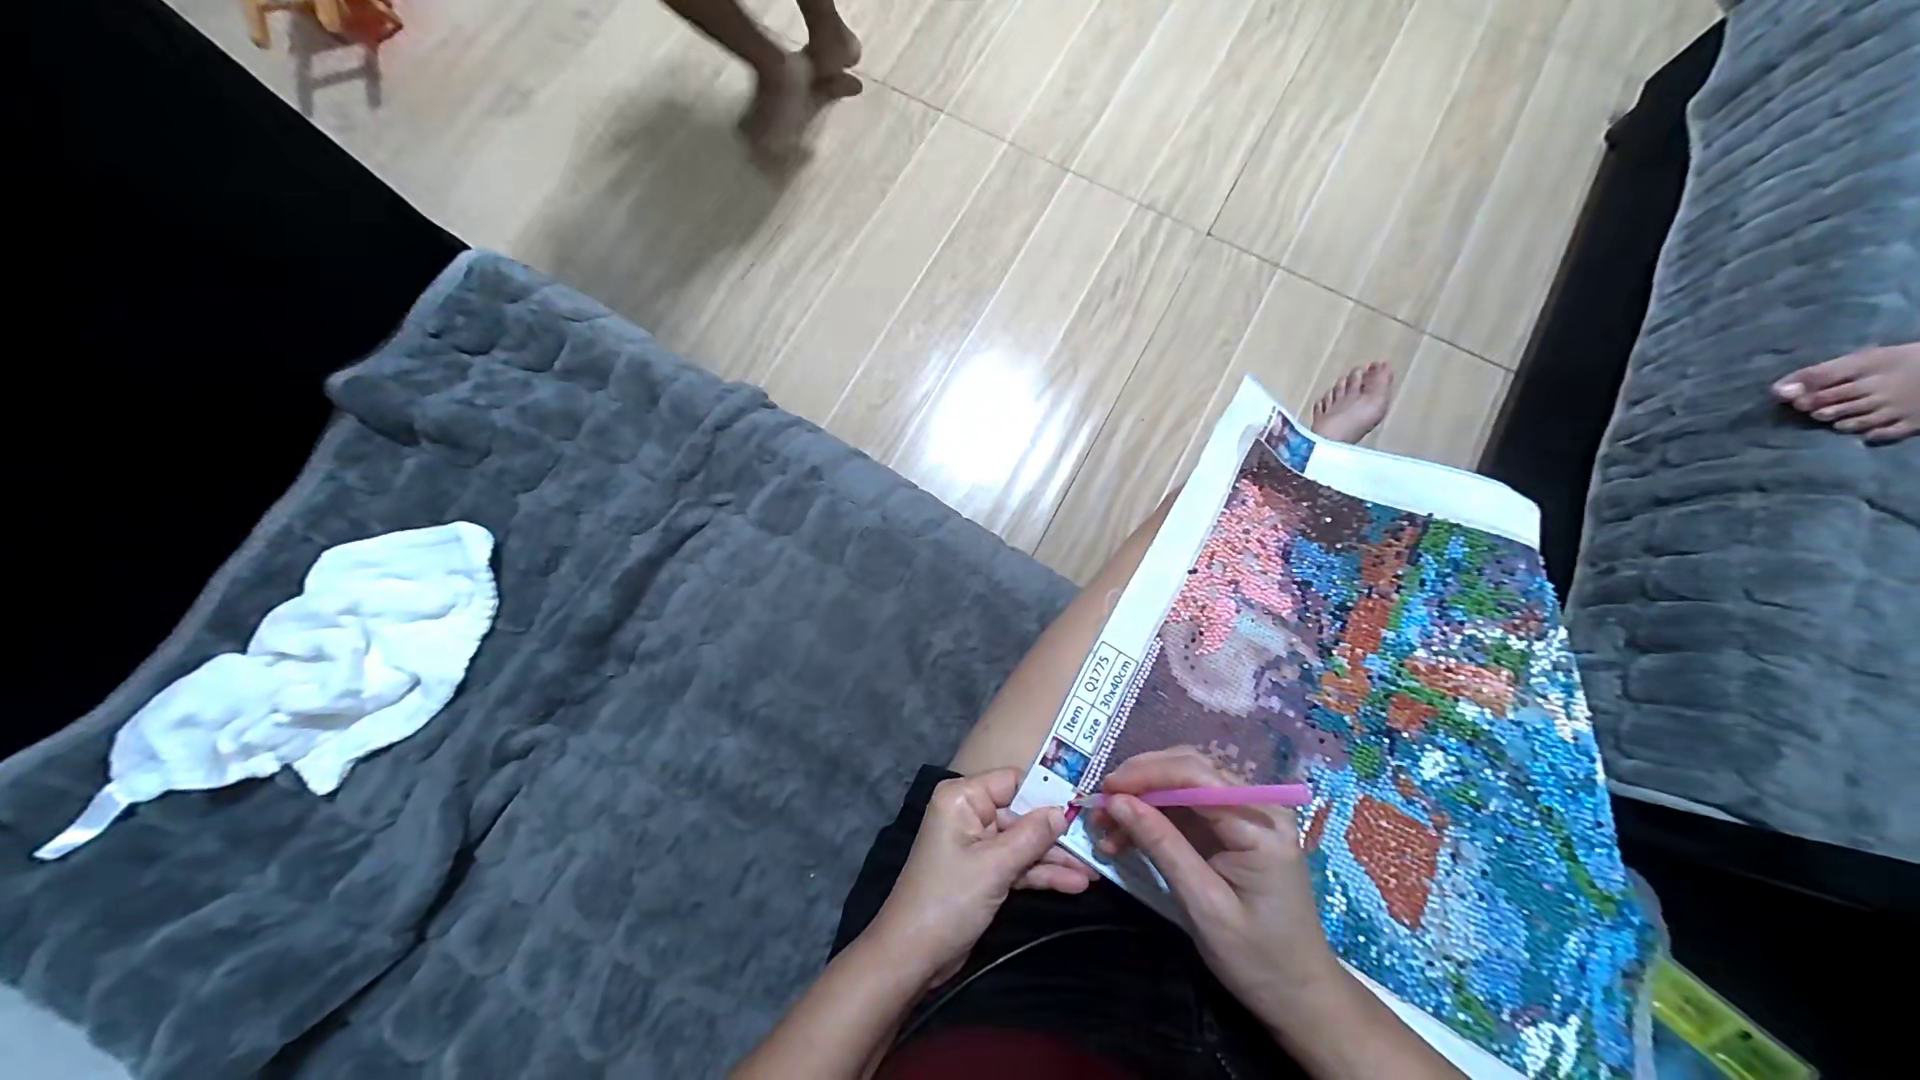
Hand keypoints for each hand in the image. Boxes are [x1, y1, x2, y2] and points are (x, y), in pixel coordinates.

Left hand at [868, 769, 1094, 983]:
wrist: (913, 955)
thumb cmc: (949, 898)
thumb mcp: (995, 865)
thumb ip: (1032, 836)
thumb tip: (1063, 810)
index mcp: (963, 798)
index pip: (1012, 781)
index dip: (1046, 792)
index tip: (1081, 803)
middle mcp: (969, 814)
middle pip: (1021, 814)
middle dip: (1055, 833)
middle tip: (1094, 843)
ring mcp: (976, 845)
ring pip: (1023, 842)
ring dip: (1055, 858)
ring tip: (1093, 871)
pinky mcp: (983, 872)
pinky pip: (1017, 864)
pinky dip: (1041, 874)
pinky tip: (1075, 883)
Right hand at [1093, 747, 1340, 1018]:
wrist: (1299, 994)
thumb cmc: (1257, 957)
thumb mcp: (1203, 904)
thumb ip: (1162, 845)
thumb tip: (1116, 801)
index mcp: (1260, 823)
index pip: (1196, 775)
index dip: (1146, 775)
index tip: (1104, 791)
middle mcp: (1257, 805)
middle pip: (1188, 768)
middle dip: (1139, 782)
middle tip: (1100, 807)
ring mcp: (1246, 813)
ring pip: (1182, 782)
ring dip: (1142, 798)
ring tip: (1106, 827)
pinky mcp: (1232, 826)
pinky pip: (1186, 805)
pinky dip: (1153, 816)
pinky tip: (1126, 836)